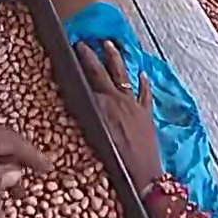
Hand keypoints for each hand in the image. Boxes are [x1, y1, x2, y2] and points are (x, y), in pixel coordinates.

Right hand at [75, 41, 162, 190]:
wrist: (143, 173)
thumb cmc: (115, 160)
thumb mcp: (95, 136)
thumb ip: (88, 115)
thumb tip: (79, 96)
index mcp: (103, 105)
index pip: (87, 80)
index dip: (79, 65)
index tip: (71, 52)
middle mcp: (118, 100)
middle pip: (102, 73)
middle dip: (91, 56)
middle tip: (83, 43)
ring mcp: (133, 104)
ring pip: (123, 75)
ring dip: (116, 59)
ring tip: (110, 44)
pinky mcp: (145, 113)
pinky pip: (144, 93)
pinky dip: (143, 82)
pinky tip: (142, 73)